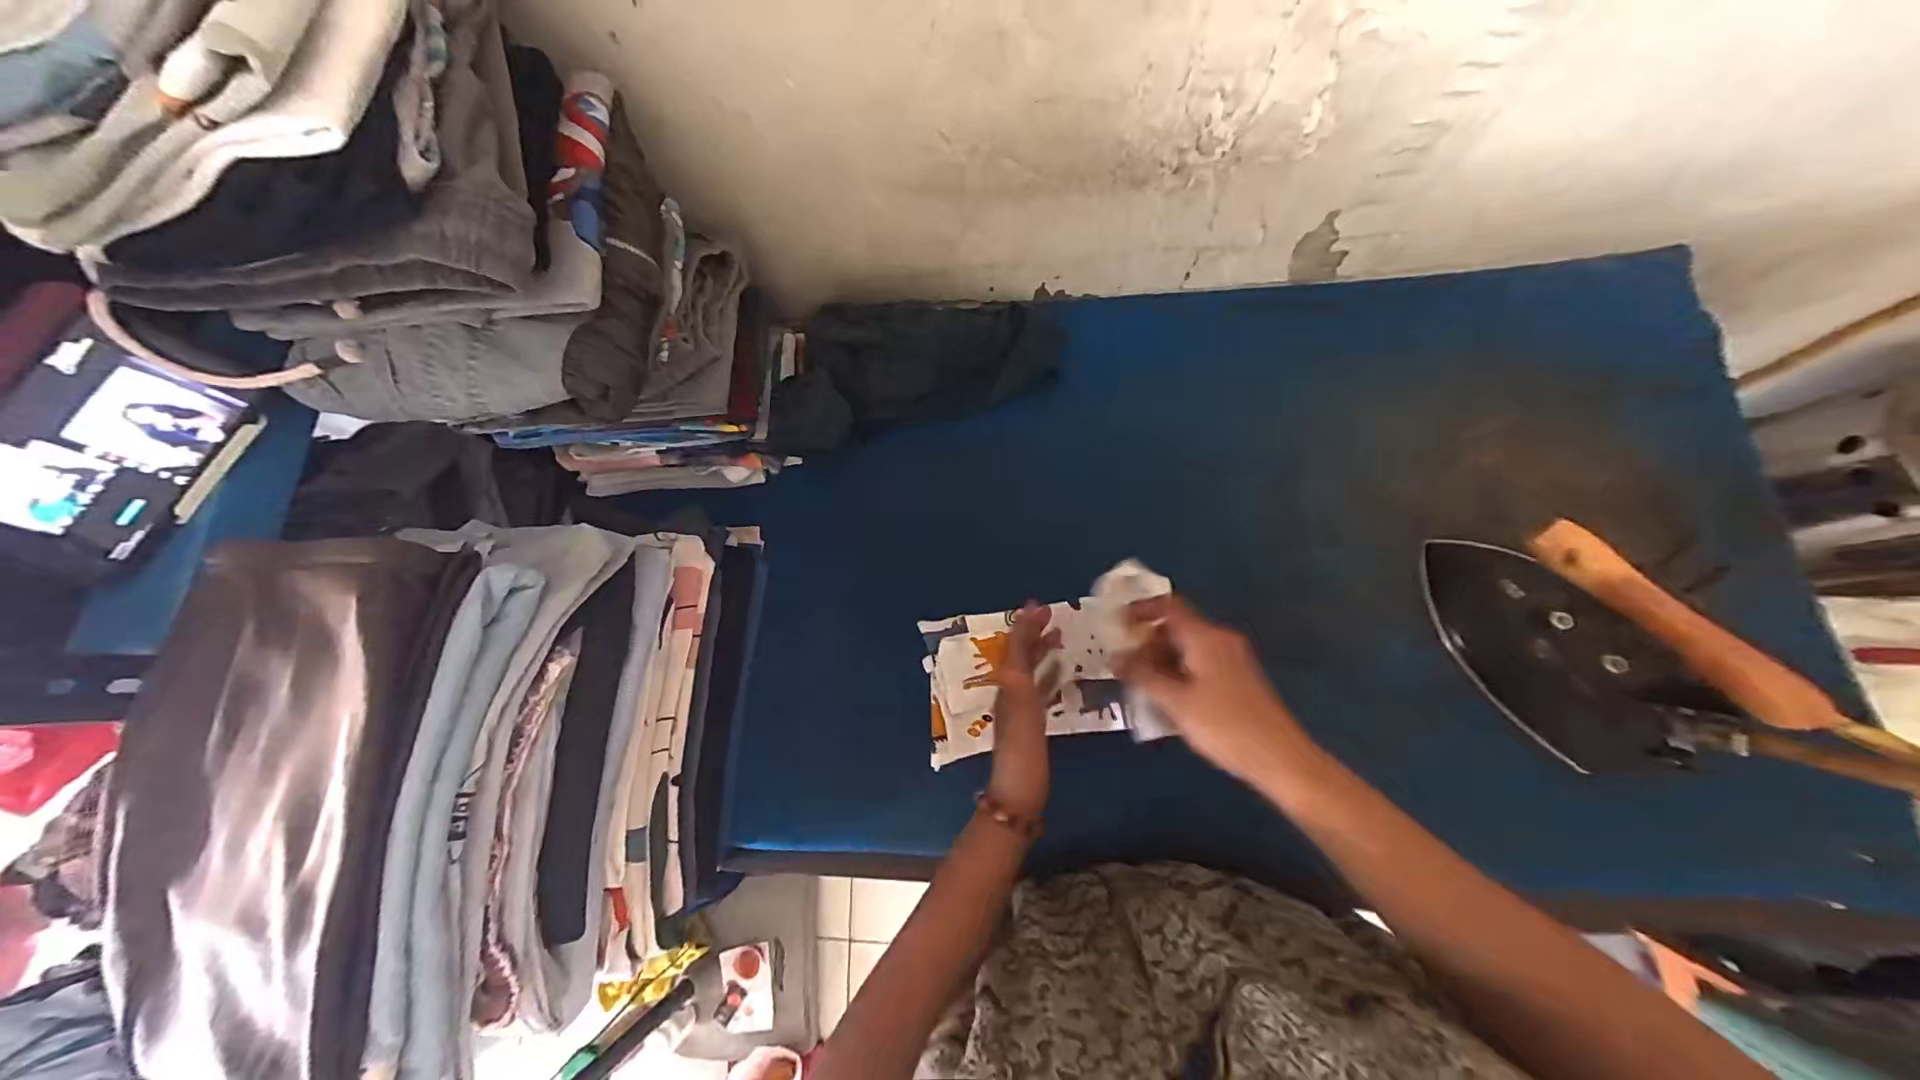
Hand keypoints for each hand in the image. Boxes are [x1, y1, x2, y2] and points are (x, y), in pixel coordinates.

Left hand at [985, 601, 1058, 820]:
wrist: (1019, 790)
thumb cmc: (1021, 747)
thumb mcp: (1021, 700)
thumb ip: (1021, 664)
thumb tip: (1023, 628)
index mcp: (1007, 683)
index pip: (1015, 645)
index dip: (1025, 625)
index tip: (1039, 605)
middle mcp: (1010, 690)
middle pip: (1021, 654)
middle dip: (1033, 633)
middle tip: (1052, 615)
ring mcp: (1021, 707)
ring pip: (1031, 669)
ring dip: (1042, 651)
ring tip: (1059, 636)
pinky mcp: (1033, 722)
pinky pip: (1040, 688)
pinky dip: (1049, 674)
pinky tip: (1061, 671)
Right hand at [1116, 595, 1316, 782]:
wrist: (1280, 759)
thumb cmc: (1224, 726)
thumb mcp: (1175, 702)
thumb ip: (1143, 675)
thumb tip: (1115, 657)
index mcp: (1205, 637)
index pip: (1167, 606)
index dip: (1139, 610)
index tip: (1114, 625)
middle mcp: (1219, 640)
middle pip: (1175, 627)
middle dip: (1145, 642)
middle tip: (1120, 663)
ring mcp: (1231, 659)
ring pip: (1186, 647)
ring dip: (1159, 660)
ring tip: (1136, 683)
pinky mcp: (1236, 678)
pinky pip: (1198, 663)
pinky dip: (1176, 671)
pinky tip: (1164, 697)